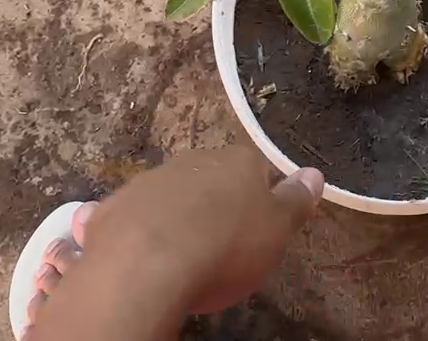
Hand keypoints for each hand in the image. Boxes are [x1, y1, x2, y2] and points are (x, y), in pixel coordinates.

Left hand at [30, 146, 321, 339]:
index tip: (258, 222)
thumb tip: (314, 172)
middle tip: (219, 238)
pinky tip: (136, 252)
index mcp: (237, 161)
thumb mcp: (276, 231)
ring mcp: (150, 181)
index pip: (256, 167)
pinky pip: (128, 215)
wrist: (147, 267)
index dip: (258, 193)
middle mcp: (194, 160)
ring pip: (169, 192)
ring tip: (179, 250)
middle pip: (210, 176)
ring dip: (174, 213)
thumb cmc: (224, 247)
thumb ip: (295, 200)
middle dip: (214, 200)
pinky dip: (133, 228)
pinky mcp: (113, 208)